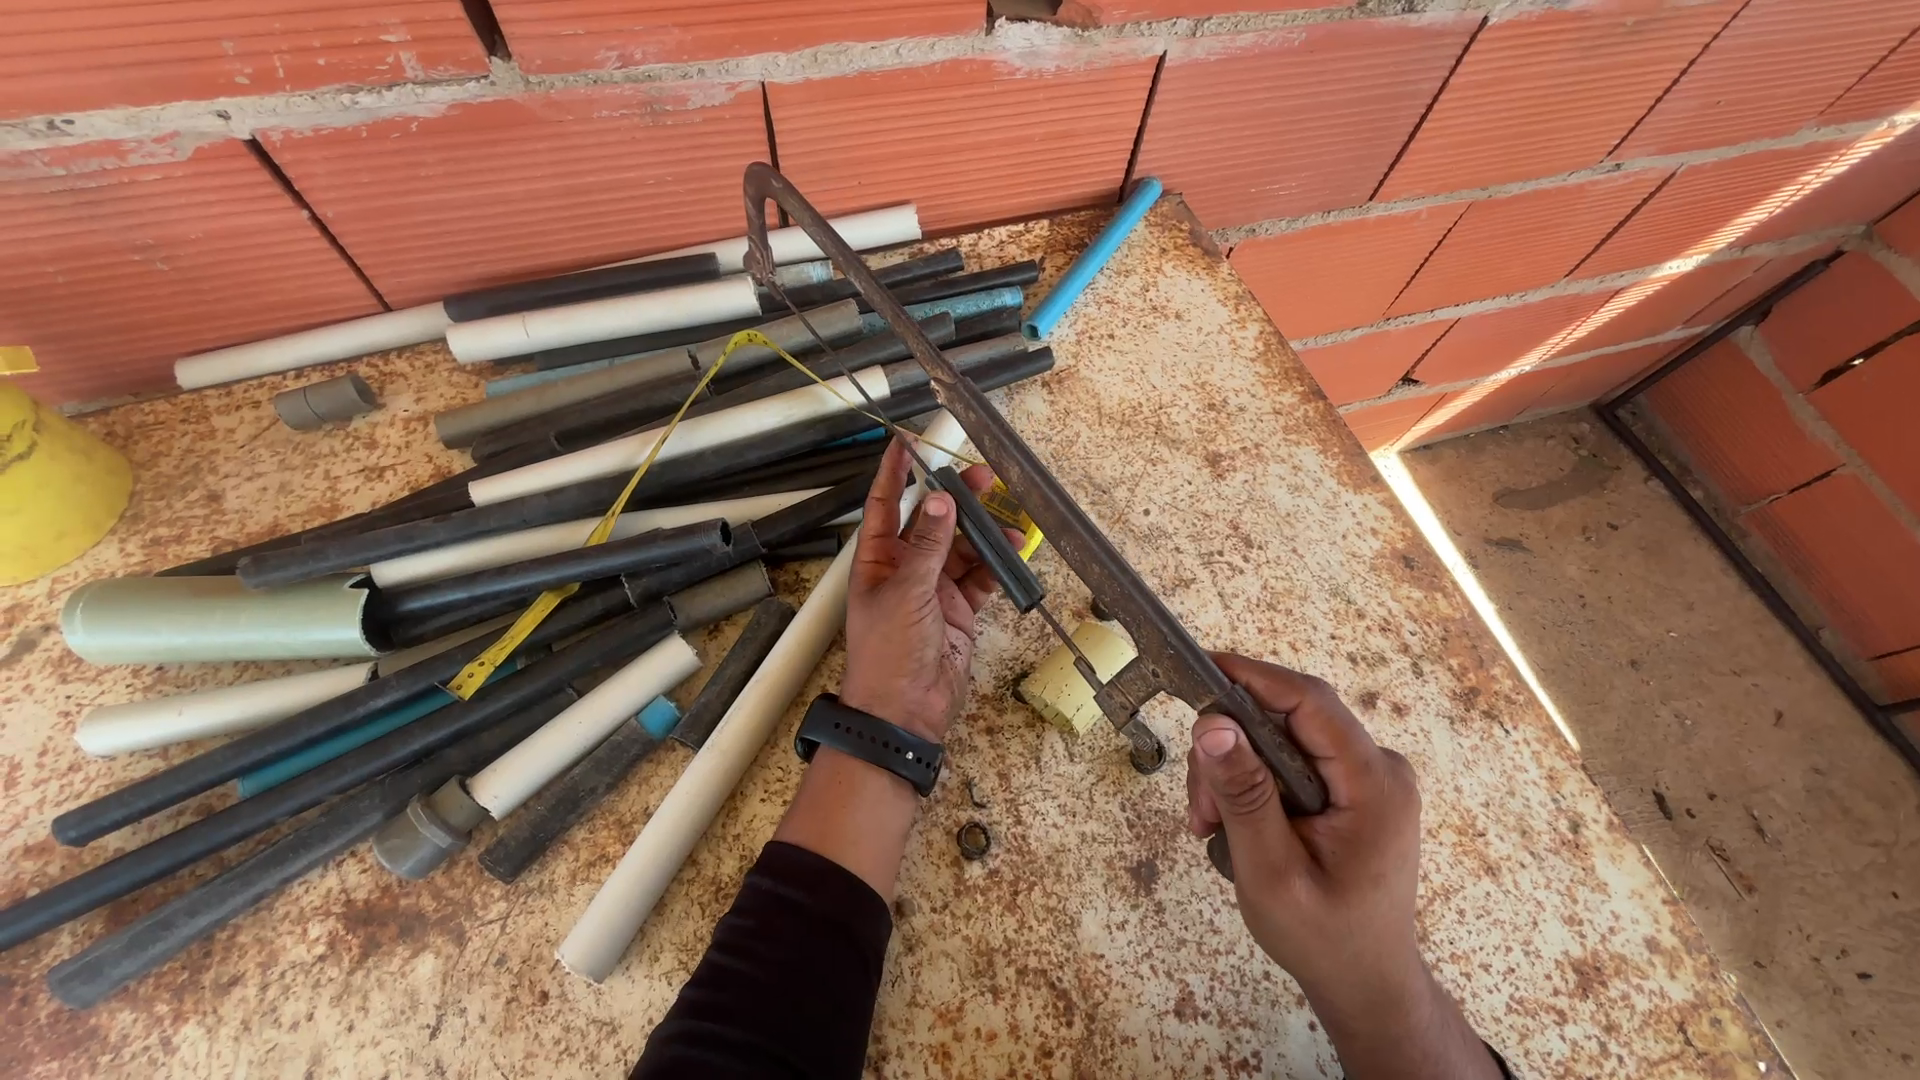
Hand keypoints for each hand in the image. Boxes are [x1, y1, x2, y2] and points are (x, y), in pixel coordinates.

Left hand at [838, 436, 1003, 742]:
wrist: (905, 709)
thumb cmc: (889, 651)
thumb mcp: (907, 592)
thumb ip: (928, 546)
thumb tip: (939, 501)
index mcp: (877, 561)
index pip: (884, 505)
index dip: (892, 474)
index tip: (903, 443)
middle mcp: (904, 570)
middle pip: (930, 523)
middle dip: (954, 500)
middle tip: (981, 477)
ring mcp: (933, 589)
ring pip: (961, 548)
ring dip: (982, 534)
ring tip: (1006, 519)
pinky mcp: (958, 609)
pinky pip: (979, 577)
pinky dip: (995, 565)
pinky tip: (1011, 551)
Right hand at [1186, 652, 1420, 994]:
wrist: (1365, 985)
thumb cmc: (1324, 939)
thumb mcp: (1271, 872)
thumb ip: (1244, 795)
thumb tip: (1211, 723)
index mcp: (1374, 784)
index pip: (1309, 701)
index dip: (1252, 676)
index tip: (1198, 668)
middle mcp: (1376, 768)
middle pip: (1284, 720)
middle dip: (1229, 748)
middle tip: (1199, 804)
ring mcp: (1362, 778)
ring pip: (1276, 739)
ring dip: (1231, 772)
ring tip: (1209, 824)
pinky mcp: (1346, 790)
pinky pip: (1284, 761)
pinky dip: (1248, 783)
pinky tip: (1228, 822)